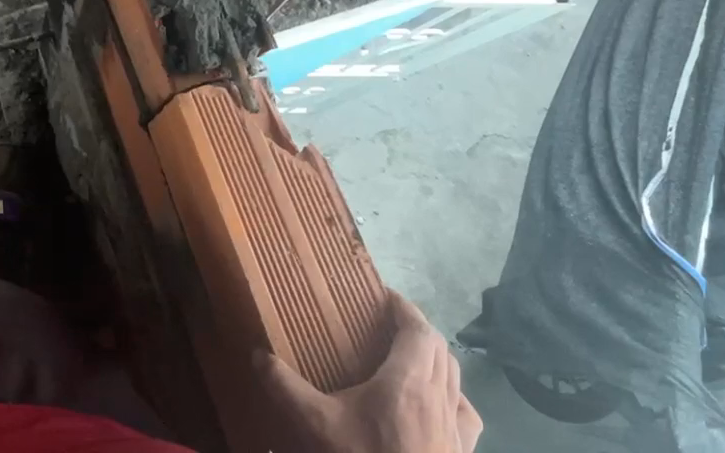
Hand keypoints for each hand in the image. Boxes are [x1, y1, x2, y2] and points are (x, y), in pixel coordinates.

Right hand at [257, 292, 481, 452]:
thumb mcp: (318, 426)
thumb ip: (286, 387)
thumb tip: (257, 355)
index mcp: (408, 381)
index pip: (417, 328)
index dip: (403, 307)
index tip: (383, 295)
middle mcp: (439, 397)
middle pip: (439, 347)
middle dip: (416, 328)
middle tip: (388, 323)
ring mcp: (456, 428)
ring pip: (455, 376)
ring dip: (436, 357)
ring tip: (410, 357)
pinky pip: (466, 412)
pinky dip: (455, 396)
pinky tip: (440, 405)